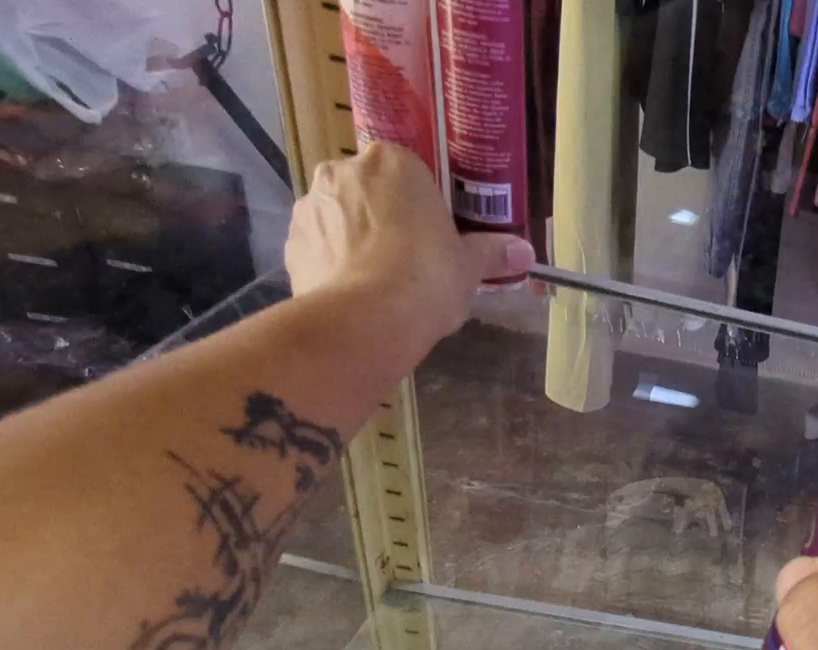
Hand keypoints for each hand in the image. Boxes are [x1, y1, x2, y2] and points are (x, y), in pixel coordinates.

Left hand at [284, 142, 535, 343]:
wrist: (368, 318)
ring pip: (342, 217)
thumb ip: (493, 253)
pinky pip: (322, 247)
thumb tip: (524, 252)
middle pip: (372, 190)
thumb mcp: (470, 267)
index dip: (426, 204)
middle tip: (415, 259)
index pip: (412, 171)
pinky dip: (337, 263)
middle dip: (388, 217)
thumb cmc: (428, 277)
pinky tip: (360, 294)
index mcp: (394, 163)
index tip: (438, 235)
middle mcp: (343, 171)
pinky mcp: (292, 242)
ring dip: (359, 239)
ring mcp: (311, 205)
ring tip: (385, 283)